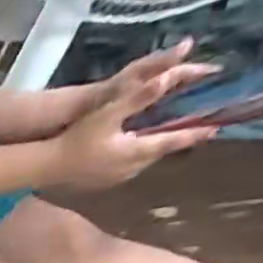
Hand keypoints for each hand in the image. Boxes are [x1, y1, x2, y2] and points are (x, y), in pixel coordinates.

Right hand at [54, 38, 221, 189]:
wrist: (46, 168)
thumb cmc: (76, 139)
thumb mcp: (108, 113)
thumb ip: (139, 97)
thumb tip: (169, 78)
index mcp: (136, 151)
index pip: (173, 141)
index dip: (195, 133)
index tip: (216, 128)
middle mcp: (131, 168)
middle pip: (159, 152)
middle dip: (175, 140)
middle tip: (192, 128)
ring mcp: (116, 179)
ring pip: (144, 161)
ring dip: (154, 149)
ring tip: (162, 138)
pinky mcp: (103, 184)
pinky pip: (128, 167)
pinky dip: (135, 156)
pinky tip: (129, 150)